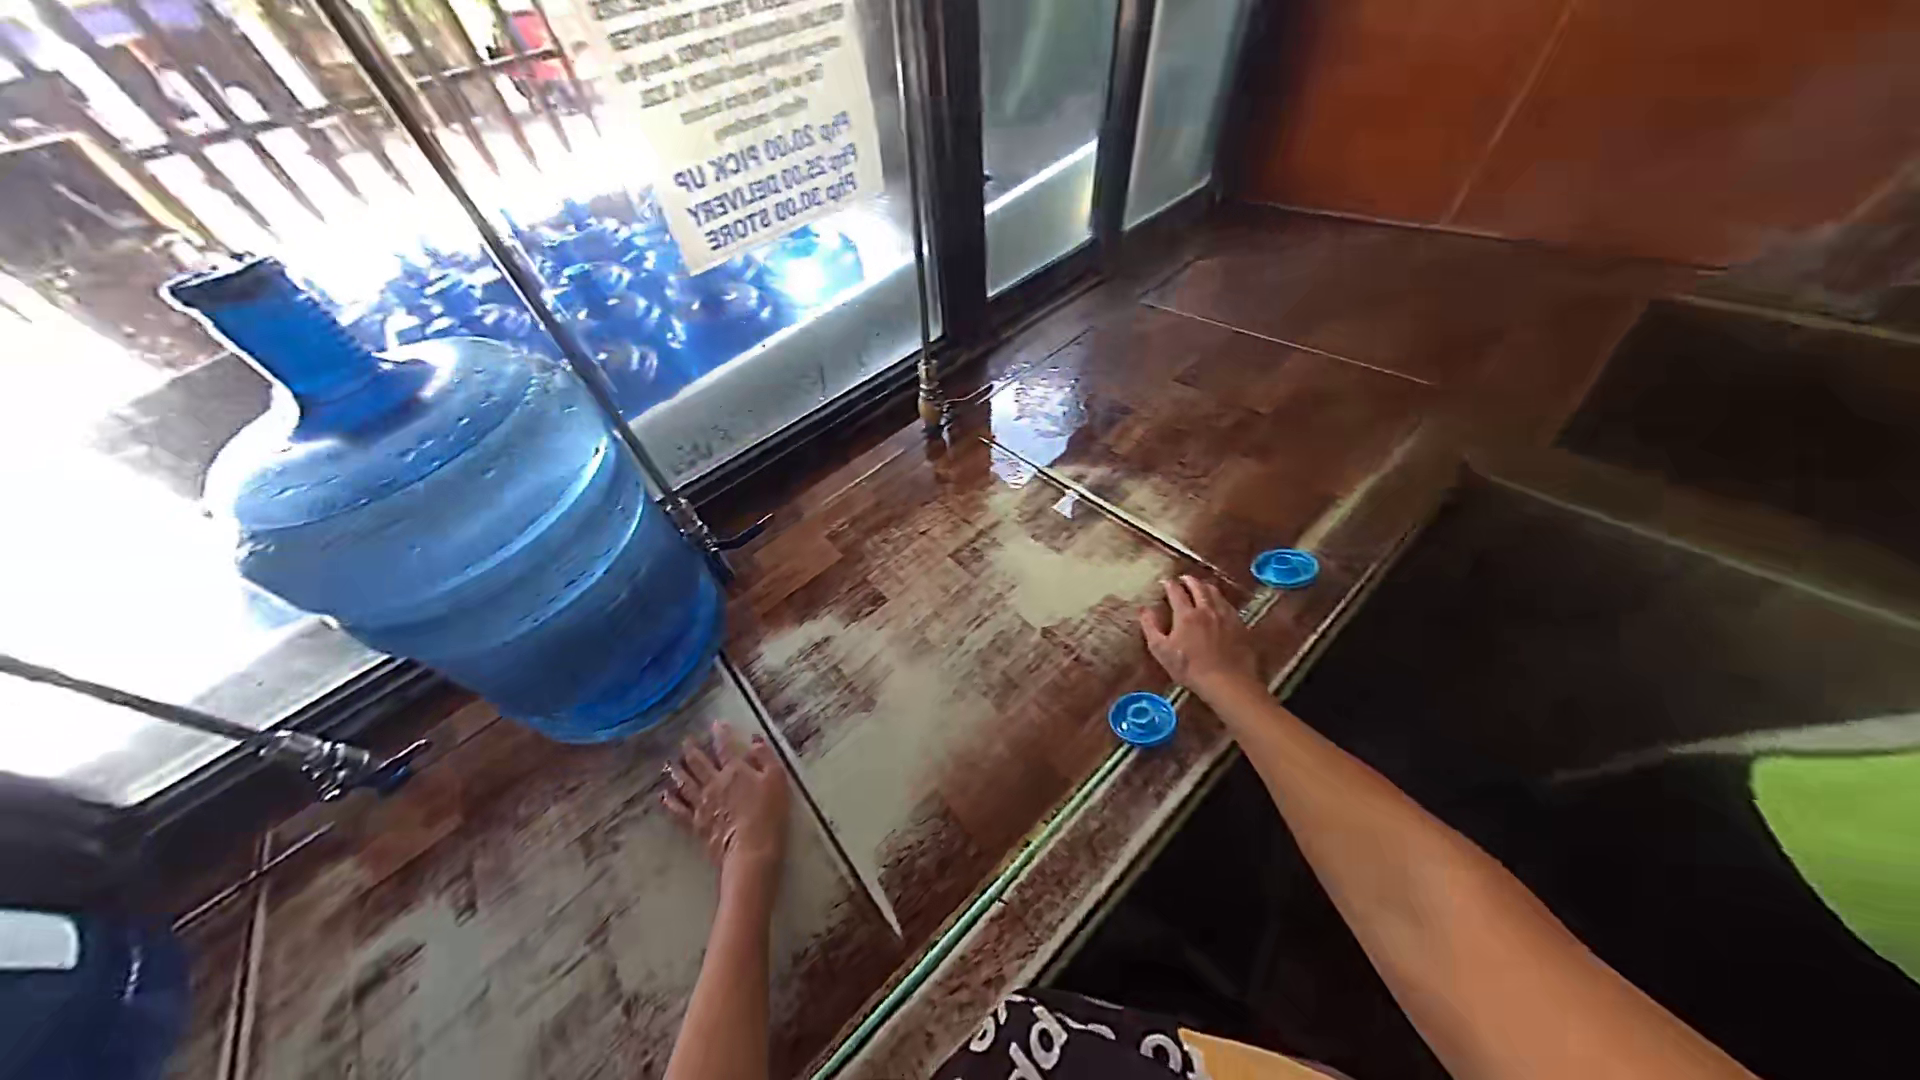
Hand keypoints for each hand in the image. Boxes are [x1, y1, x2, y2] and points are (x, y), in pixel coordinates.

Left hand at [664, 721, 790, 891]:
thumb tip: (754, 738)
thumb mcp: (777, 779)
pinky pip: (679, 811)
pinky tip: (665, 796)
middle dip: (691, 750)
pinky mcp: (696, 824)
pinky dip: (670, 802)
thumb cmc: (769, 812)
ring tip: (669, 764)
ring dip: (677, 772)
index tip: (715, 724)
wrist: (751, 849)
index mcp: (735, 770)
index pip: (725, 747)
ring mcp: (702, 805)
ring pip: (685, 783)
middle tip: (685, 741)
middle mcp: (714, 783)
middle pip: (698, 763)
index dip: (720, 734)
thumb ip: (765, 757)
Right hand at [1140, 575, 1260, 701]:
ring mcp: (1225, 616)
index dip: (1170, 584)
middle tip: (1184, 578)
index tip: (1165, 581)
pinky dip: (1220, 599)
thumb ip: (1151, 627)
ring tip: (1202, 586)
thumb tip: (1144, 610)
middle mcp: (1206, 609)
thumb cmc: (1190, 668)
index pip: (1176, 592)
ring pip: (1216, 593)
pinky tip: (1220, 604)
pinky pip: (1229, 605)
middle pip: (1198, 588)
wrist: (1227, 681)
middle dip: (1189, 580)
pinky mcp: (1239, 625)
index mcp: (1186, 615)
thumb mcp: (1161, 650)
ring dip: (1206, 587)